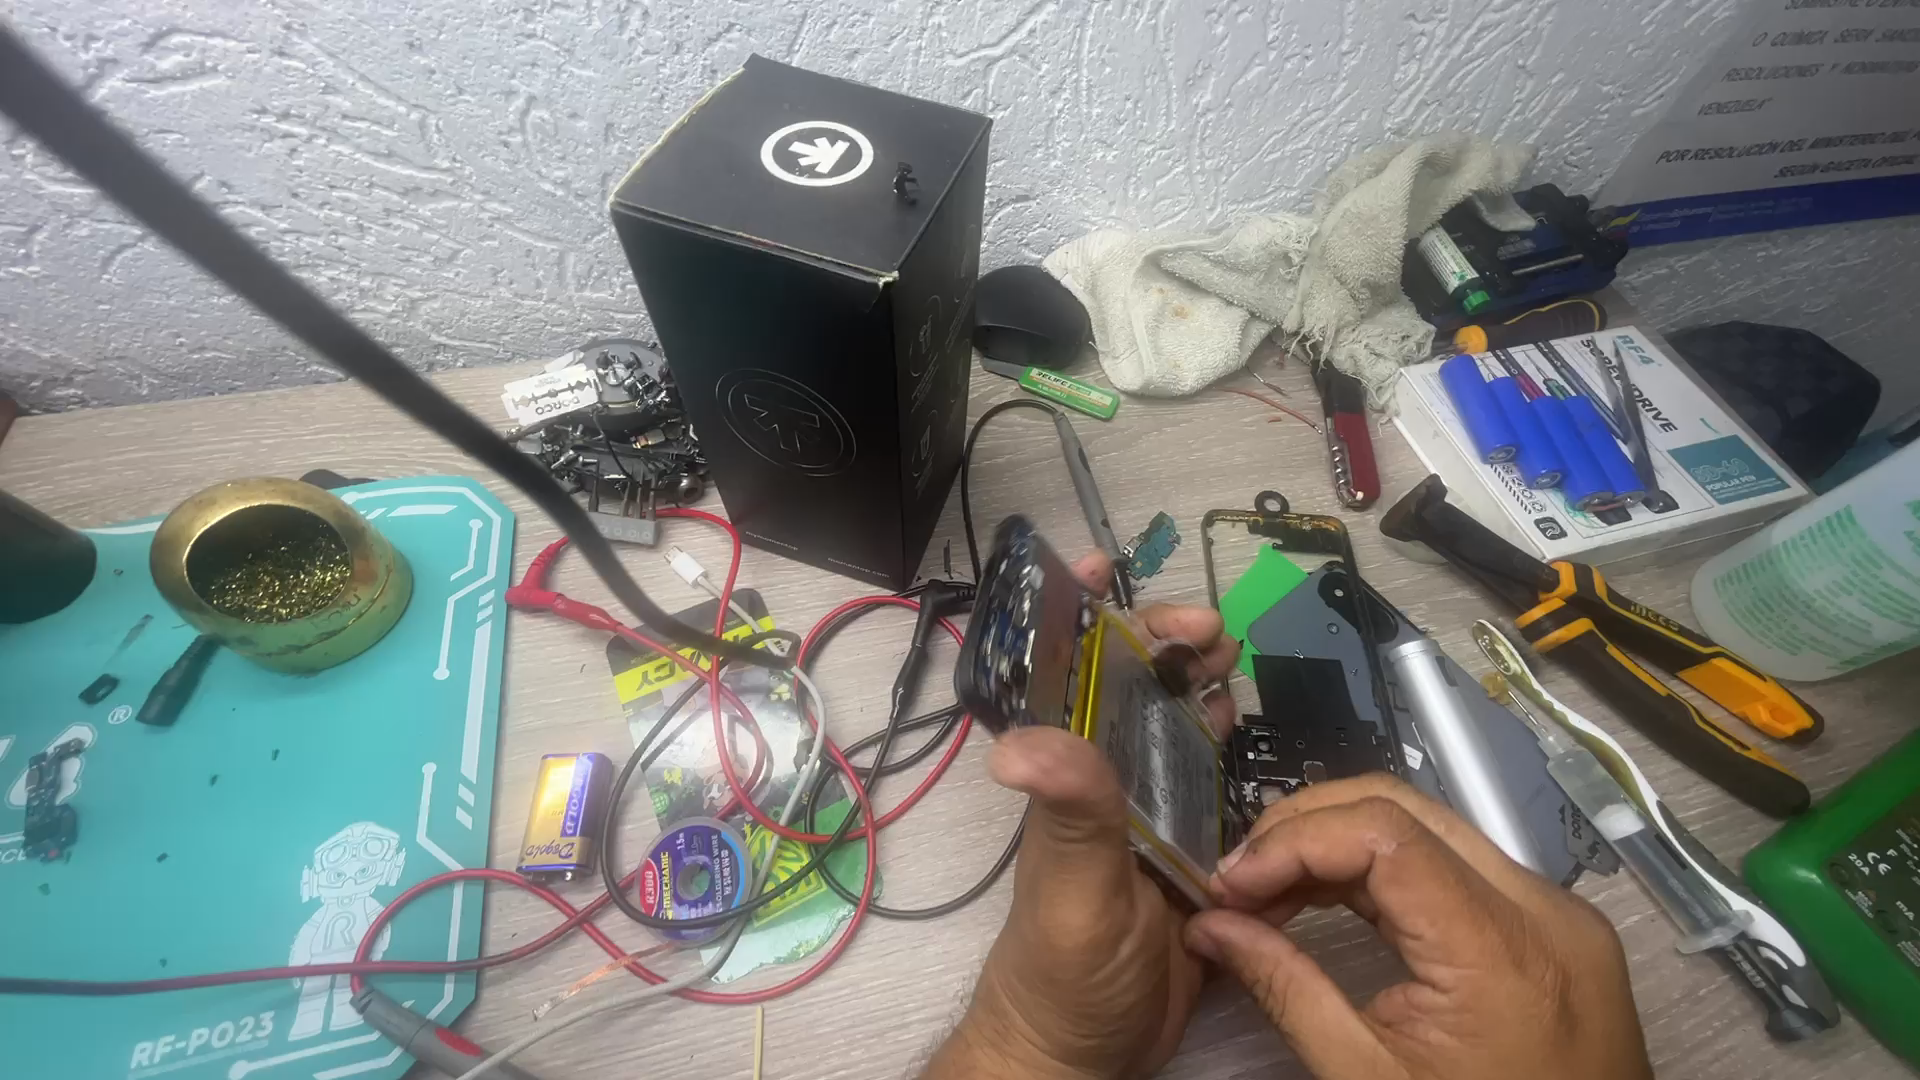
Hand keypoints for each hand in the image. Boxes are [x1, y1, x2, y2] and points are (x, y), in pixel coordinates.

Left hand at [924, 554, 1239, 1079]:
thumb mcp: (1069, 882)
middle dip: (1162, 639)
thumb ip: (1066, 812)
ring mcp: (1147, 802)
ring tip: (1226, 655)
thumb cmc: (1063, 961)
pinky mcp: (1188, 839)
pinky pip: (1209, 776)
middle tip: (1204, 627)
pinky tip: (1241, 719)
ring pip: (1173, 719)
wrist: (1091, 1043)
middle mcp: (1104, 771)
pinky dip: (1224, 741)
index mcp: (1068, 766)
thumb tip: (1019, 744)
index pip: (1065, 671)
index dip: (1075, 613)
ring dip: (1196, 678)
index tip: (1098, 566)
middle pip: (1130, 683)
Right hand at [1186, 775, 1651, 1079]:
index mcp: (1505, 951)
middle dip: (1300, 828)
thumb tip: (1206, 924)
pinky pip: (1435, 857)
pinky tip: (1318, 894)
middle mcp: (1538, 906)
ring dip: (1327, 841)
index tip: (1231, 885)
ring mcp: (1546, 908)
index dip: (1291, 841)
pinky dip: (1364, 864)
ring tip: (1267, 886)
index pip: (1380, 834)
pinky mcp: (1538, 919)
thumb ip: (1284, 988)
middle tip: (1241, 877)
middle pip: (1395, 807)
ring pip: (1413, 821)